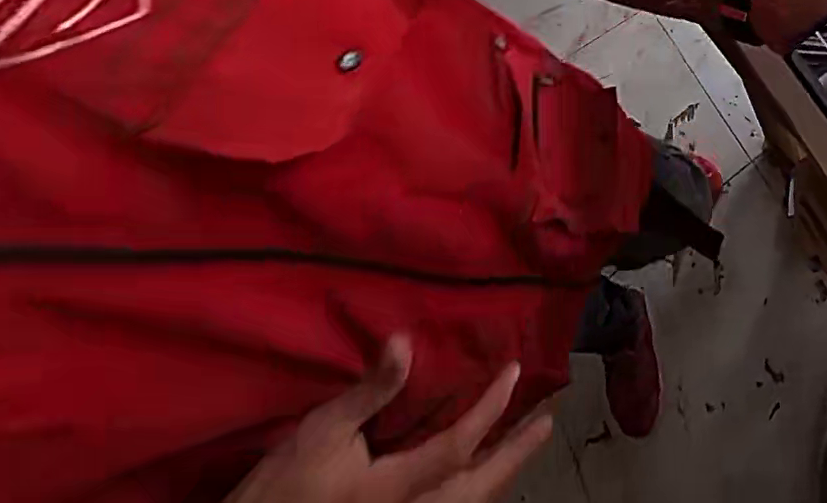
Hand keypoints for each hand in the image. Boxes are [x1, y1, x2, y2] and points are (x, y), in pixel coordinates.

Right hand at [225, 337, 552, 502]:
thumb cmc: (279, 492)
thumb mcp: (319, 435)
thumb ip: (370, 391)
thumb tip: (405, 339)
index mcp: (391, 490)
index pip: (457, 446)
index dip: (491, 408)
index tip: (514, 370)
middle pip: (475, 490)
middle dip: (515, 455)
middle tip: (547, 424)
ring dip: (499, 473)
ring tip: (525, 441)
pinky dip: (473, 489)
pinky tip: (482, 471)